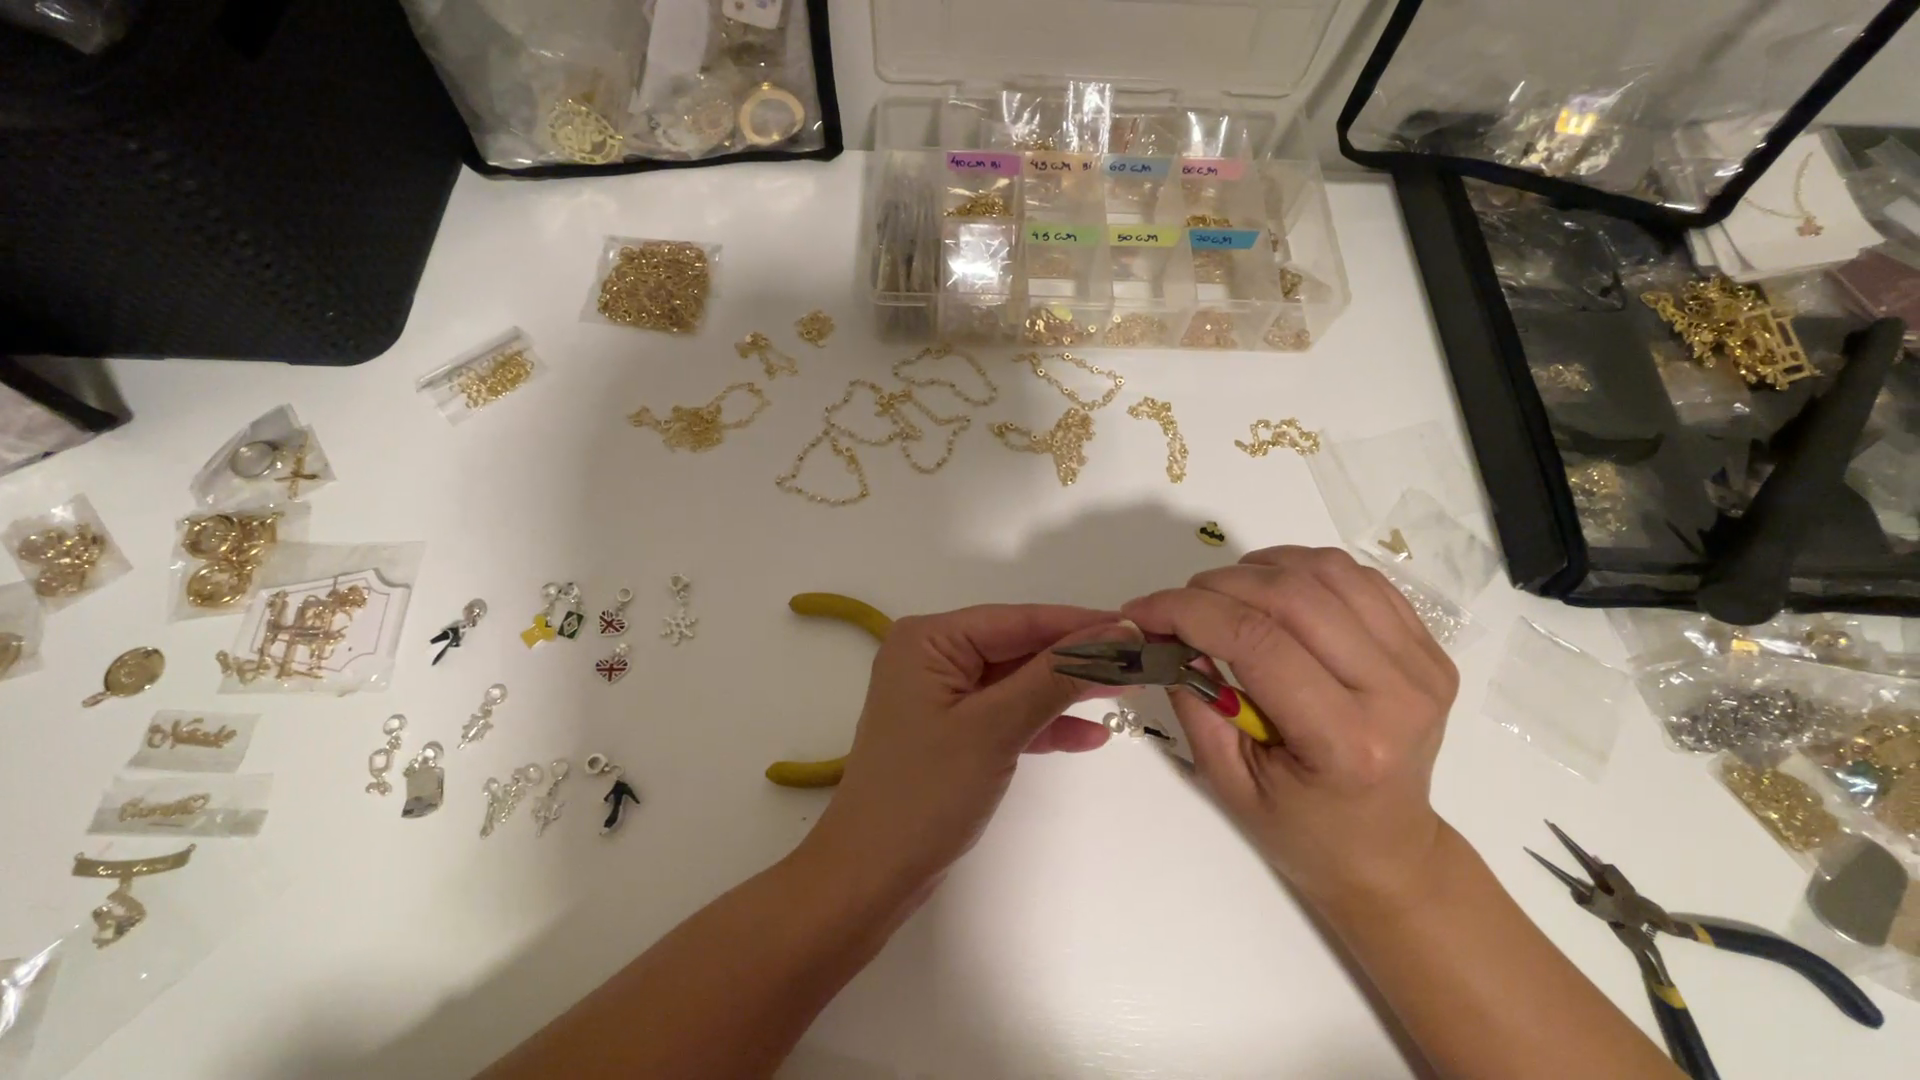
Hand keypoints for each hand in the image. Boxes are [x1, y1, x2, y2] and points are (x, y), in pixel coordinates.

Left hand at [802, 605, 1140, 896]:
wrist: (873, 873)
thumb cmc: (927, 791)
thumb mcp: (996, 727)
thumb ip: (1054, 677)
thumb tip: (1114, 633)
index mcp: (929, 640)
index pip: (1017, 620)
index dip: (1079, 624)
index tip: (1137, 628)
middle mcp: (932, 658)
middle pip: (1018, 649)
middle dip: (1076, 660)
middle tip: (1139, 662)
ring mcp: (941, 697)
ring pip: (1017, 683)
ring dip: (1065, 692)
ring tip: (1126, 694)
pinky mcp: (952, 732)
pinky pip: (1006, 714)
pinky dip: (1042, 724)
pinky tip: (1089, 735)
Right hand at [1122, 547, 1458, 912]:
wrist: (1385, 849)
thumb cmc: (1300, 829)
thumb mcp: (1228, 780)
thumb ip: (1196, 702)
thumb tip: (1166, 633)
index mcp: (1347, 743)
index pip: (1257, 643)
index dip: (1189, 612)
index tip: (1141, 611)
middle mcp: (1397, 694)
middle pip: (1293, 596)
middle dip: (1216, 585)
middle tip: (1175, 604)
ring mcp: (1422, 665)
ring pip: (1328, 572)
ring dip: (1259, 567)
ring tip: (1221, 594)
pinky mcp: (1430, 649)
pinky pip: (1358, 578)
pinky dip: (1303, 569)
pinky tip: (1271, 592)